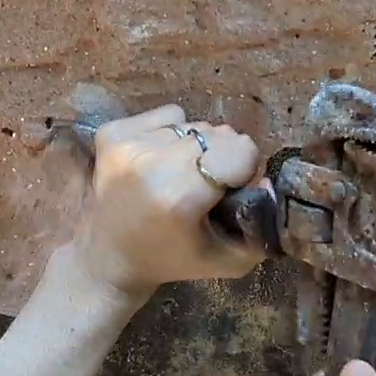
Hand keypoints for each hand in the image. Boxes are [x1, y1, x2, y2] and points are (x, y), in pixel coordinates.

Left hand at [70, 104, 267, 300]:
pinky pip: (168, 116)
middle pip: (218, 133)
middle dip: (221, 157)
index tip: (231, 191)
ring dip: (196, 148)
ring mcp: (128, 144)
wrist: (109, 257)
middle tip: (205, 186)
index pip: (240, 149)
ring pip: (194, 124)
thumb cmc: (173, 260)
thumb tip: (266, 182)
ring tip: (179, 176)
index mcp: (180, 197)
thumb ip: (261, 225)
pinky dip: (172, 134)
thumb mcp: (228, 260)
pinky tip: (160, 163)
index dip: (245, 169)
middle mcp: (151, 163)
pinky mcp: (112, 131)